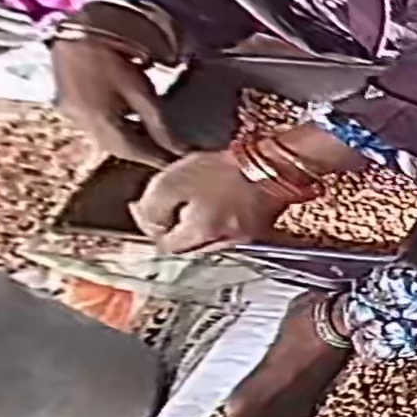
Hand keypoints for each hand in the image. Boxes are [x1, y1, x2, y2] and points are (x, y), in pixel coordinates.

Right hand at [52, 37, 186, 165]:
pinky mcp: (68, 106)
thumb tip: (180, 151)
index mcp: (98, 119)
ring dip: (132, 149)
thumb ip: (159, 126)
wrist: (80, 37)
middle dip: (147, 157)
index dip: (159, 161)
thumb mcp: (143, 97)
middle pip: (118, 150)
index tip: (183, 165)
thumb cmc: (116, 65)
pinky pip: (96, 131)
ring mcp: (71, 113)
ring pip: (106, 142)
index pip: (133, 151)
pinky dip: (119, 137)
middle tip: (174, 161)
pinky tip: (138, 134)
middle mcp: (80, 121)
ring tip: (160, 150)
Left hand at [131, 150, 287, 253]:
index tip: (144, 207)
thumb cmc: (220, 173)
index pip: (168, 247)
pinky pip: (233, 235)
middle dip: (177, 232)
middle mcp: (227, 242)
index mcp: (202, 233)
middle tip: (168, 208)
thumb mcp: (169, 184)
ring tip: (195, 207)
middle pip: (193, 248)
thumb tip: (152, 226)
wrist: (272, 168)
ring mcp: (249, 237)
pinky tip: (218, 208)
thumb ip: (152, 210)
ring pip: (214, 243)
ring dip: (200, 230)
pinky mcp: (263, 228)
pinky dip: (221, 226)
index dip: (151, 228)